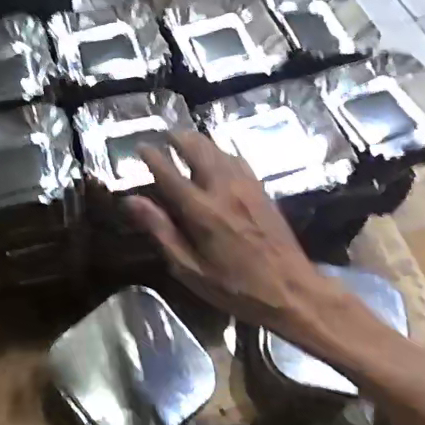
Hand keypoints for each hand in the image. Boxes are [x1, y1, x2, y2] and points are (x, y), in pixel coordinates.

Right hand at [126, 133, 342, 339]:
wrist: (291, 289)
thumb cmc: (235, 288)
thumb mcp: (190, 269)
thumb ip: (162, 231)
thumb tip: (133, 201)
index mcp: (202, 211)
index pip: (170, 174)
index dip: (153, 157)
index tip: (140, 146)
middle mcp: (224, 189)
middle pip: (198, 150)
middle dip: (179, 138)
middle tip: (164, 135)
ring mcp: (247, 187)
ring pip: (219, 150)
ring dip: (200, 141)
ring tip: (186, 140)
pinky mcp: (263, 190)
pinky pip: (238, 160)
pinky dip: (222, 152)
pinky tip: (218, 157)